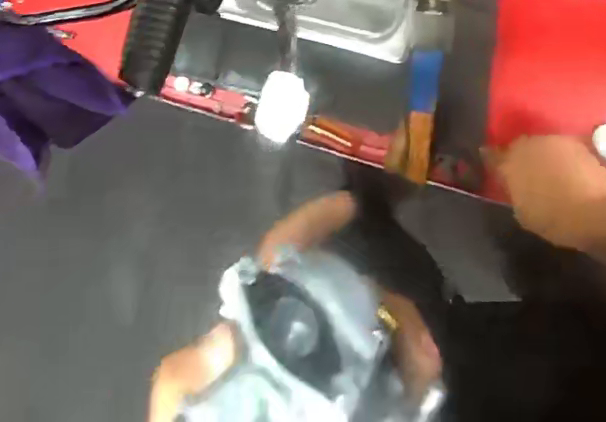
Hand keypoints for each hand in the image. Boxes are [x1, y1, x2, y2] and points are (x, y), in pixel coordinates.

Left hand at [147, 191, 442, 419]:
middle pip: (343, 293)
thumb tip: (223, 336)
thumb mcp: (182, 409)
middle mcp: (296, 336)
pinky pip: (392, 375)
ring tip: (423, 363)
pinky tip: (424, 379)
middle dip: (381, 295)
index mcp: (257, 325)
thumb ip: (184, 377)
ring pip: (374, 331)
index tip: (348, 204)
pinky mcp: (355, 396)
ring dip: (403, 336)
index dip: (311, 225)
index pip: (283, 257)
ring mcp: (327, 368)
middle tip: (411, 325)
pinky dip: (412, 370)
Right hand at [492, 134, 605, 254]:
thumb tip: (513, 185)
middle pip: (517, 146)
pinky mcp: (577, 144)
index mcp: (510, 163)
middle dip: (519, 157)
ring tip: (549, 173)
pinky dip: (562, 159)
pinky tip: (569, 173)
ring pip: (540, 146)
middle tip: (525, 172)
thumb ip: (514, 193)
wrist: (601, 215)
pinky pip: (562, 150)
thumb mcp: (525, 214)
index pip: (491, 155)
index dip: (491, 160)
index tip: (492, 165)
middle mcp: (528, 145)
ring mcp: (553, 141)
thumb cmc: (558, 220)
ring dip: (541, 156)